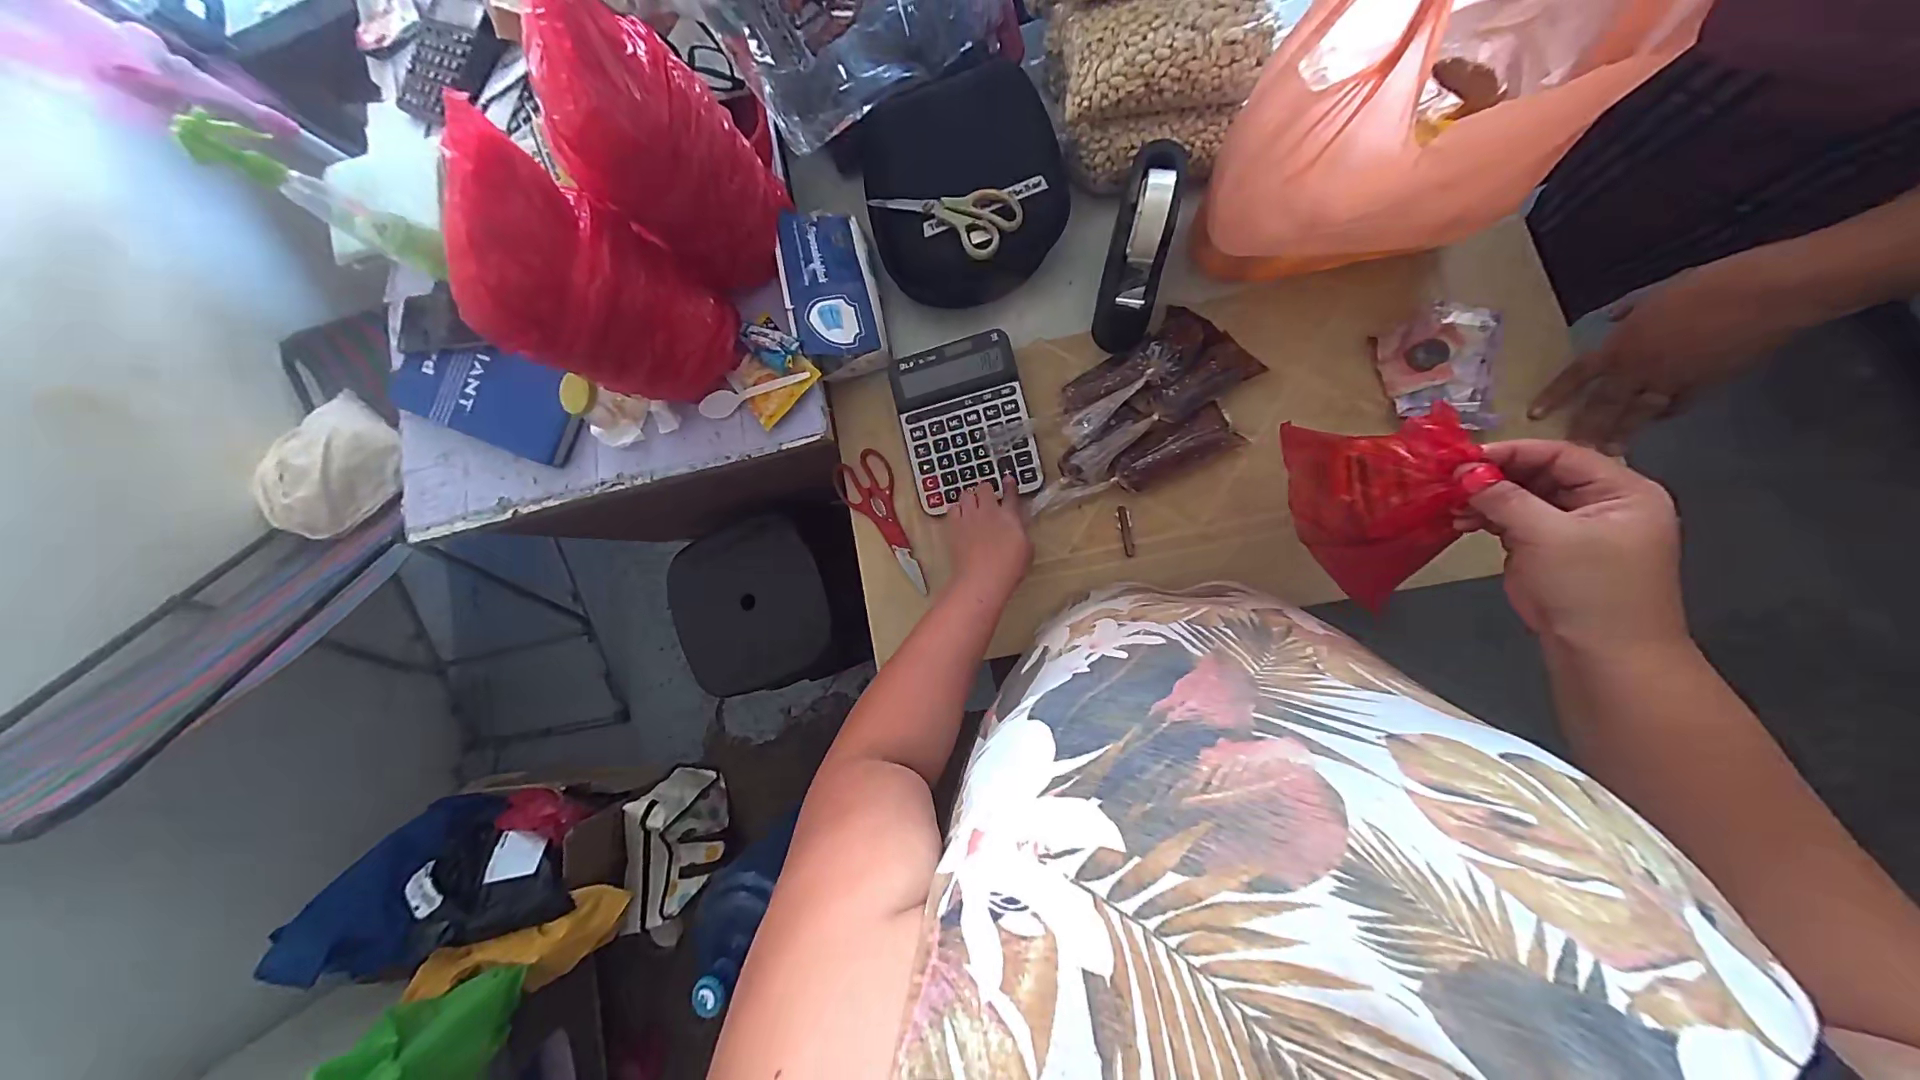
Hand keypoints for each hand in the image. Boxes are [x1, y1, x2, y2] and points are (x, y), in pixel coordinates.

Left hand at [945, 469, 1030, 594]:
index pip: (1010, 494)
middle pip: (984, 488)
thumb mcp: (1027, 549)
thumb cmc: (1010, 567)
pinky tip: (960, 518)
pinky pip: (952, 509)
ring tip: (971, 506)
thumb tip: (1018, 525)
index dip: (1009, 485)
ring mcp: (968, 517)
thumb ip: (1022, 531)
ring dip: (970, 498)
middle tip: (986, 499)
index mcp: (1009, 516)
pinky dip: (957, 510)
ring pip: (966, 494)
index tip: (1008, 479)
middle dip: (986, 490)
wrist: (982, 577)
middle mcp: (988, 511)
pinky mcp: (953, 526)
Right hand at [1454, 441, 1686, 653]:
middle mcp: (1600, 503)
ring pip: (1522, 498)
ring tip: (1451, 507)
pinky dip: (1487, 519)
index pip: (1561, 455)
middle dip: (1494, 477)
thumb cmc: (1588, 588)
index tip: (1463, 458)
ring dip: (1485, 499)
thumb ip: (1504, 498)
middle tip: (1449, 482)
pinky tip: (1461, 522)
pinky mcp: (1548, 549)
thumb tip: (1464, 471)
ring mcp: (1573, 528)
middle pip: (1539, 475)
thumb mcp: (1546, 536)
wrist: (1603, 654)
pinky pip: (1514, 522)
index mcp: (1622, 491)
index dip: (1512, 452)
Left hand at [1529, 264, 1796, 452]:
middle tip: (1568, 450)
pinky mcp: (1707, 385)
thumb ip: (1627, 312)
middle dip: (1583, 429)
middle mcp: (1638, 370)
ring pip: (1636, 414)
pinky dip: (1662, 414)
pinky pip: (1675, 406)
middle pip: (1602, 406)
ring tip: (1606, 453)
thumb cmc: (1711, 283)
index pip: (1575, 377)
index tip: (1534, 415)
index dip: (1554, 396)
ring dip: (1620, 434)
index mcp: (1620, 346)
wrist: (1775, 291)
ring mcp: (1672, 381)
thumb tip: (1612, 319)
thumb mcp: (1654, 294)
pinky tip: (1653, 422)